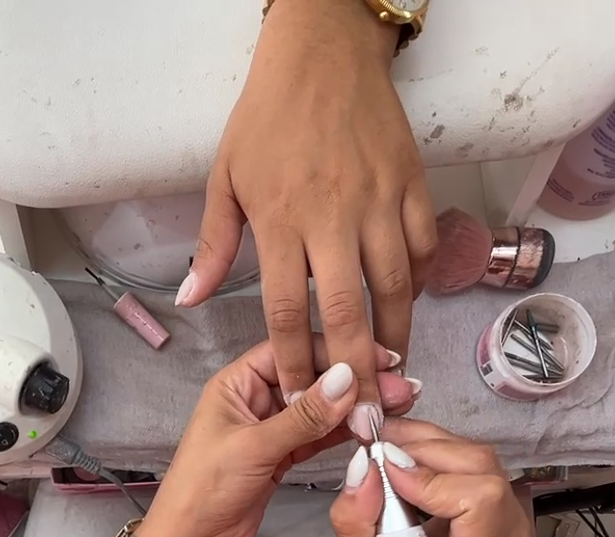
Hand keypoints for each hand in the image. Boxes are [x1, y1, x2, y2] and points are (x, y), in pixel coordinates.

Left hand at [132, 336, 416, 536]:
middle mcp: (254, 398)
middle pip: (311, 378)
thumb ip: (303, 415)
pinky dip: (343, 432)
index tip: (376, 357)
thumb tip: (346, 378)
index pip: (291, 350)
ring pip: (319, 408)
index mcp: (236, 383)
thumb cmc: (202, 491)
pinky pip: (318, 435)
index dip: (334, 351)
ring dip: (355, 407)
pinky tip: (370, 426)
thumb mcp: (254, 447)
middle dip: (353, 380)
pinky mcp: (281, 455)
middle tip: (398, 385)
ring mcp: (270, 428)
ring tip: (397, 403)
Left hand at [179, 0, 436, 442]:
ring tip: (392, 369)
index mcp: (281, 222)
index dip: (296, 362)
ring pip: (396, 284)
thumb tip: (191, 300)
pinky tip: (408, 305)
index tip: (302, 398)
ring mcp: (379, 200)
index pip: (287, 310)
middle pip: (349, 309)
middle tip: (364, 409)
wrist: (323, 49)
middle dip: (356, 368)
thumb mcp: (224, 179)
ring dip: (396, 333)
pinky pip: (423, 245)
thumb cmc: (266, 119)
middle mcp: (333, 218)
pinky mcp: (413, 182)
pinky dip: (420, 281)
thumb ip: (213, 246)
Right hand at [329, 419, 535, 536]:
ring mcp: (514, 514)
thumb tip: (363, 466)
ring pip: (476, 454)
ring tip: (384, 448)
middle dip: (421, 449)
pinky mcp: (504, 497)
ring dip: (425, 442)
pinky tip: (403, 452)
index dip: (429, 477)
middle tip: (375, 452)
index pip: (477, 499)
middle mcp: (511, 536)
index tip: (384, 470)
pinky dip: (433, 446)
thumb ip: (356, 523)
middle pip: (478, 465)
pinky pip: (472, 458)